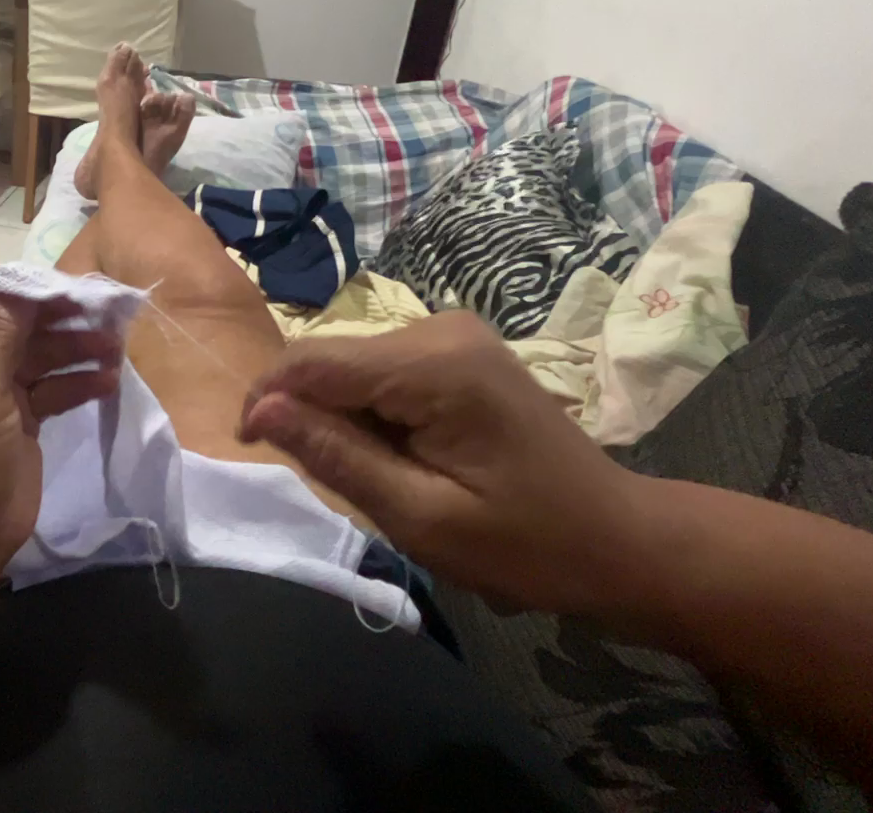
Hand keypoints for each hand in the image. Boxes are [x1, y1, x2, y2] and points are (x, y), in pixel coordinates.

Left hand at [0, 253, 122, 598]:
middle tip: (94, 306)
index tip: (19, 283)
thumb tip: (21, 279)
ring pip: (35, 348)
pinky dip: (77, 380)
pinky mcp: (20, 418)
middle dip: (46, 307)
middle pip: (4, 312)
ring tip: (112, 345)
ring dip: (72, 343)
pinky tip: (107, 380)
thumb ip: (0, 331)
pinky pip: (51, 385)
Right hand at [239, 311, 655, 615]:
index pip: (311, 360)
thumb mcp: (419, 517)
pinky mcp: (454, 347)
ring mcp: (451, 332)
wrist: (620, 539)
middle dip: (312, 415)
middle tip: (341, 481)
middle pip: (329, 360)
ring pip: (349, 365)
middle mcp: (438, 327)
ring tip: (383, 474)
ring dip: (342, 418)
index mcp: (434, 365)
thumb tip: (259, 409)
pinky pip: (377, 369)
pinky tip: (404, 452)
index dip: (267, 397)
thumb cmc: (526, 545)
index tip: (252, 447)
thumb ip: (335, 456)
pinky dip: (369, 411)